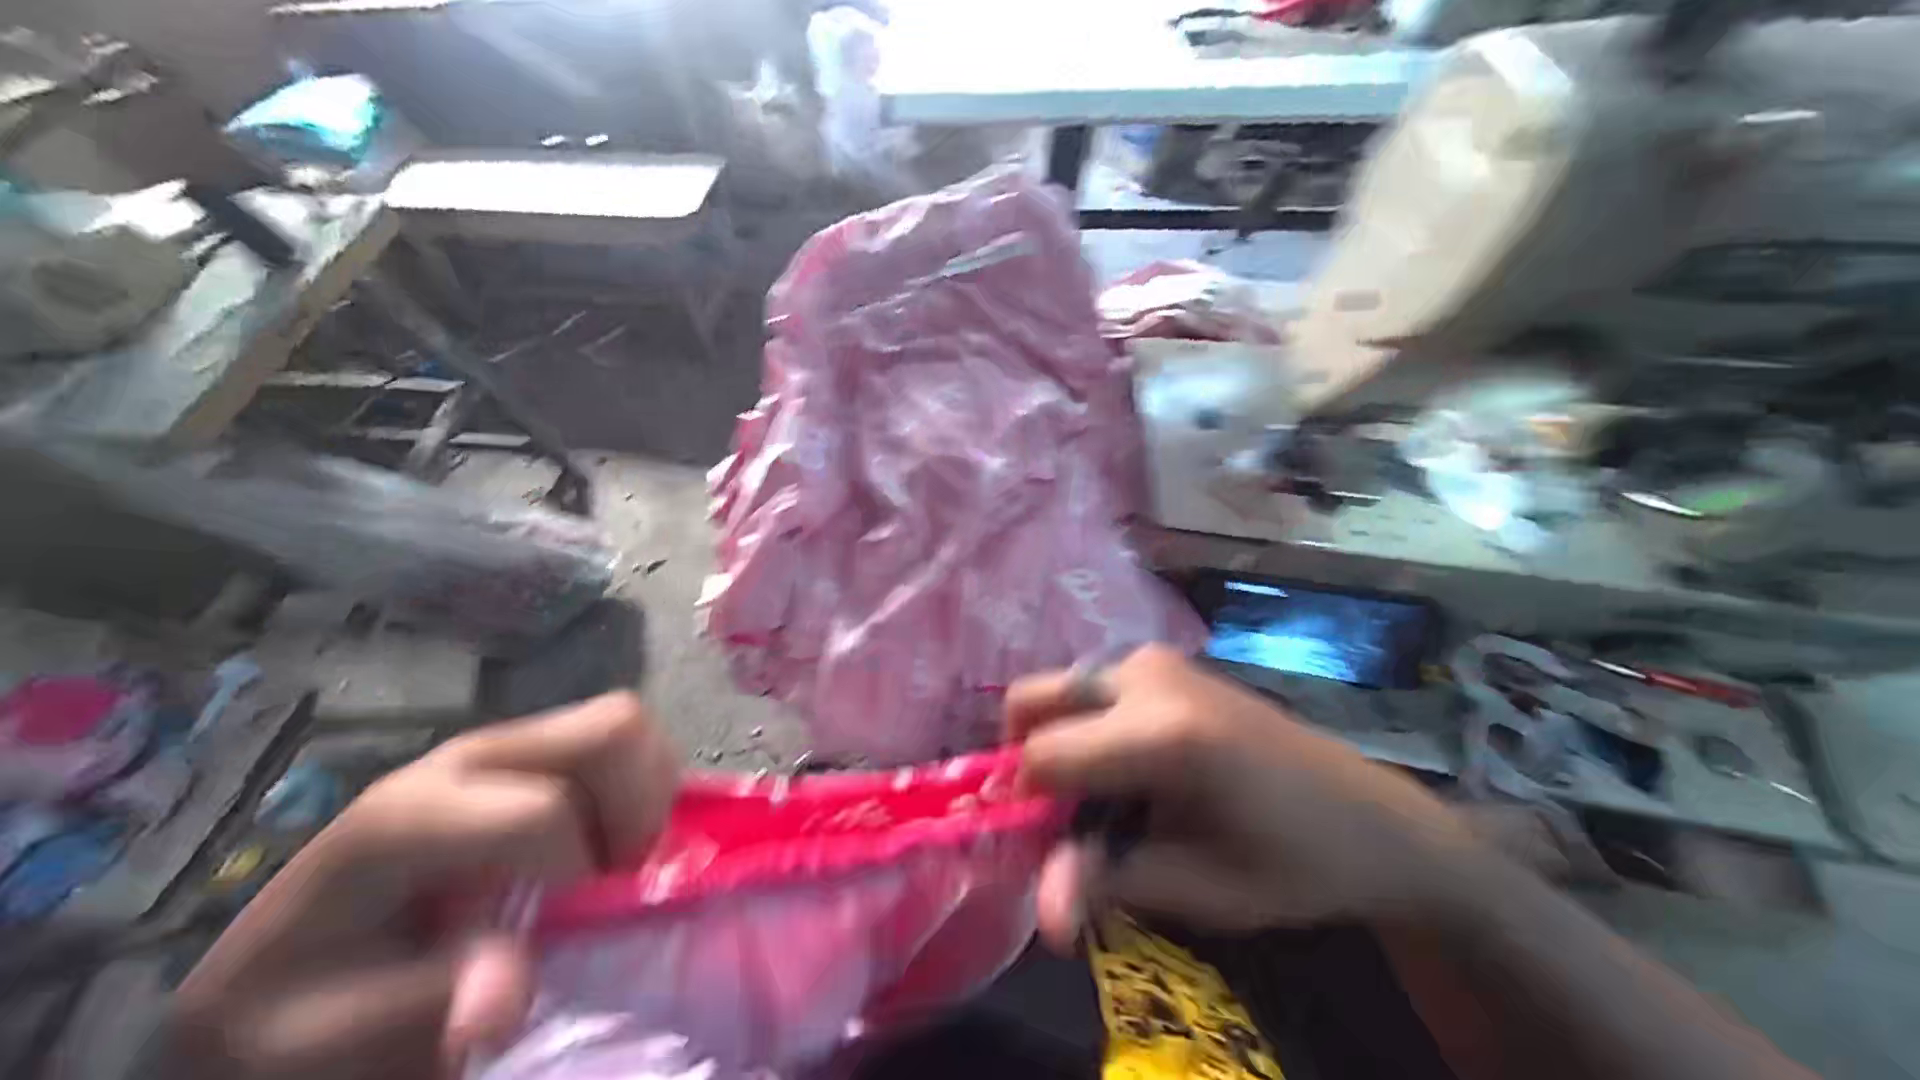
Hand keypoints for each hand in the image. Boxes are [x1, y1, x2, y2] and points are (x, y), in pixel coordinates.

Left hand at [170, 693, 678, 1079]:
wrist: (292, 952)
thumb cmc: (308, 994)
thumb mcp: (329, 1030)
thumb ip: (422, 1004)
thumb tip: (507, 1002)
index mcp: (413, 811)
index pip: (543, 812)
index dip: (580, 872)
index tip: (575, 928)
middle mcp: (475, 754)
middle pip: (614, 727)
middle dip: (642, 804)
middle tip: (622, 874)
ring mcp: (514, 744)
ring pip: (631, 728)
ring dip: (648, 795)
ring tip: (616, 861)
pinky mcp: (540, 752)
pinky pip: (628, 744)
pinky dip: (643, 789)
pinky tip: (610, 842)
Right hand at [1008, 645, 1492, 948]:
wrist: (1373, 816)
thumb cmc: (1293, 864)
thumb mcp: (1198, 889)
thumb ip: (1107, 883)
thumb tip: (1042, 914)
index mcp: (1163, 733)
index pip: (1043, 757)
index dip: (1023, 807)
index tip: (1039, 849)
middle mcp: (1146, 676)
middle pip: (1032, 700)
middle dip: (1024, 758)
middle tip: (1054, 814)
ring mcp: (1154, 660)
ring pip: (1057, 691)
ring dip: (1056, 743)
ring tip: (1098, 801)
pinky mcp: (1164, 661)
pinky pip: (1089, 689)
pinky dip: (1082, 728)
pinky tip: (1127, 772)